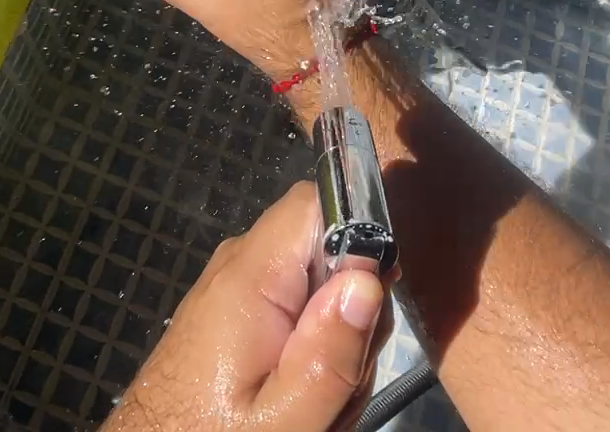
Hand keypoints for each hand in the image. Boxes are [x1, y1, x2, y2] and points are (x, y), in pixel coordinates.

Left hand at [104, 182, 387, 431]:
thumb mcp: (283, 420)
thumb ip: (328, 352)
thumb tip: (368, 277)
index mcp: (251, 273)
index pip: (315, 199)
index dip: (359, 232)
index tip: (375, 295)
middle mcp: (241, 262)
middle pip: (325, 248)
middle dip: (351, 306)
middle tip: (341, 378)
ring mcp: (235, 284)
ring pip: (315, 284)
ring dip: (332, 338)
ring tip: (316, 401)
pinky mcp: (234, 309)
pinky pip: (292, 306)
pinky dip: (306, 347)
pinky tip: (297, 395)